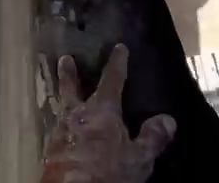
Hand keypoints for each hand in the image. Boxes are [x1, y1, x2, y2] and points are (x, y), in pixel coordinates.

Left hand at [40, 45, 174, 182]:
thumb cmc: (108, 172)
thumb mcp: (138, 159)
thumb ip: (152, 139)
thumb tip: (169, 119)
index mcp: (102, 110)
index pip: (112, 80)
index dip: (117, 63)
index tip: (119, 47)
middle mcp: (78, 114)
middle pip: (72, 87)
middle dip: (69, 73)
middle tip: (65, 58)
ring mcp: (60, 130)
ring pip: (61, 108)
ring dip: (62, 100)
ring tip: (61, 96)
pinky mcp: (50, 149)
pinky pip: (55, 132)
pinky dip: (60, 128)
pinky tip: (60, 132)